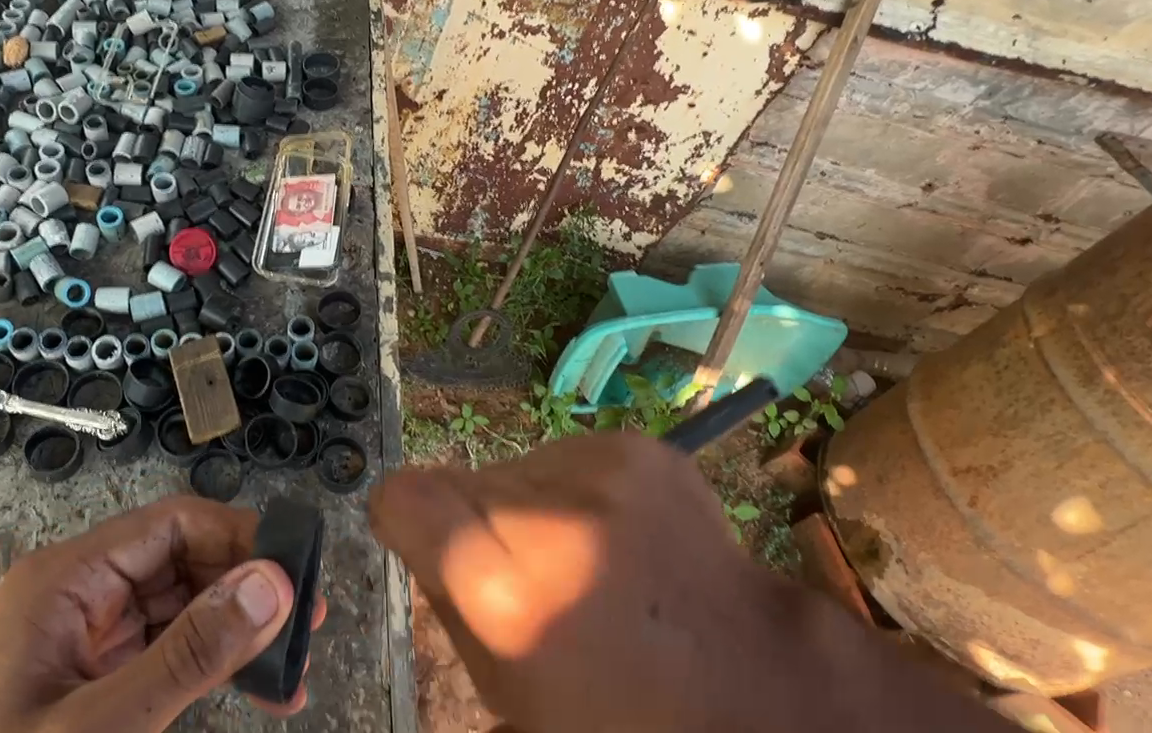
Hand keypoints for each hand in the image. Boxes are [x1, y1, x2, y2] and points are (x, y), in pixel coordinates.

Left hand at [0, 496, 326, 732]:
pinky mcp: (94, 678)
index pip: (170, 524)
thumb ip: (189, 654)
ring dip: (235, 629)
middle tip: (308, 624)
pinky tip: (255, 686)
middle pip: (179, 560)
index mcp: (66, 578)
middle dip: (245, 588)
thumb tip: (271, 582)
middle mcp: (77, 593)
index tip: (295, 573)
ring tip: (294, 664)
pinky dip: (209, 664)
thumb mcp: (104, 726)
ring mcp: (85, 637)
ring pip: (179, 606)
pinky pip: (164, 650)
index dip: (237, 538)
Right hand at [371, 433, 1010, 732]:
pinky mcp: (637, 446)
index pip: (404, 497)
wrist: (747, 679)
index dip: (408, 522)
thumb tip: (421, 531)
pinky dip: (574, 489)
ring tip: (577, 555)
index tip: (428, 545)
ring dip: (526, 503)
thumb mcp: (505, 690)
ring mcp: (600, 470)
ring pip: (513, 466)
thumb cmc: (616, 712)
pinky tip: (614, 533)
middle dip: (475, 520)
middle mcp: (548, 510)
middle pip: (461, 481)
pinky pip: (565, 456)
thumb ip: (447, 597)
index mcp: (505, 587)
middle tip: (524, 574)